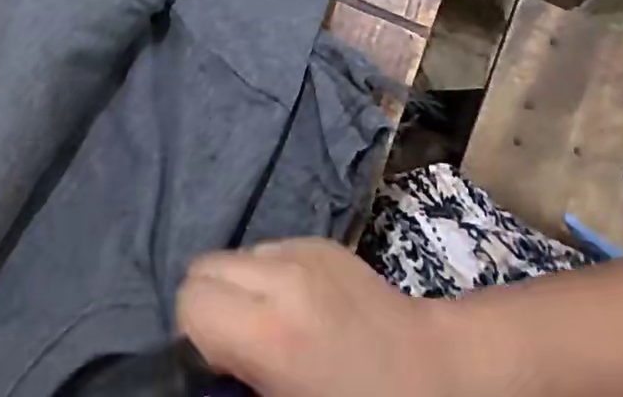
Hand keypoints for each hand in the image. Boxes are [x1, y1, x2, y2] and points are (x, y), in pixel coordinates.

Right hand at [177, 240, 454, 396]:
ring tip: (267, 325)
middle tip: (235, 348)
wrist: (433, 366)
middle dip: (207, 306)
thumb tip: (208, 366)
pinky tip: (296, 306)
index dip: (192, 335)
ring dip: (238, 288)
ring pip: (236, 255)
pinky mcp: (324, 240)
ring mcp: (306, 247)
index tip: (216, 365)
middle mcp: (282, 273)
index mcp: (270, 329)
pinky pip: (269, 249)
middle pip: (203, 267)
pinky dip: (267, 275)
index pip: (189, 299)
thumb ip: (235, 385)